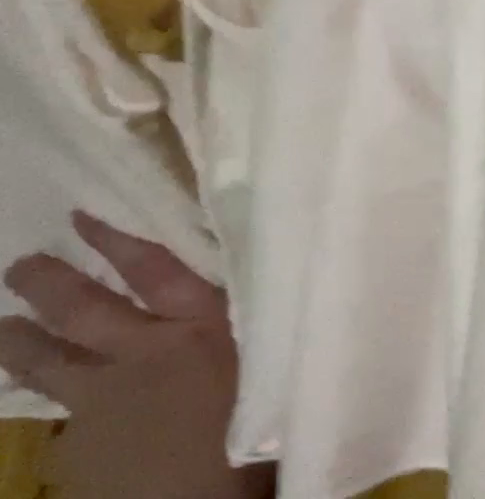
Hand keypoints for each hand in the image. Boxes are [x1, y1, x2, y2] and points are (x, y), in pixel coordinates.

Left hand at [0, 213, 270, 498]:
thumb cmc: (267, 418)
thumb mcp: (277, 357)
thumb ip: (264, 321)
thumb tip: (282, 277)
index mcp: (205, 324)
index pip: (156, 269)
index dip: (120, 242)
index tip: (85, 217)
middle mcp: (147, 350)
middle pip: (85, 310)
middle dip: (50, 284)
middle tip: (22, 263)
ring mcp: (104, 398)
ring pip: (48, 360)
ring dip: (20, 338)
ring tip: (2, 323)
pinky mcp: (80, 442)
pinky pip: (59, 407)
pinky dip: (46, 391)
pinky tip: (38, 389)